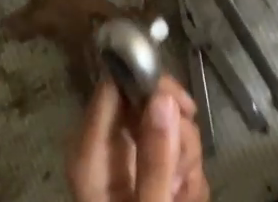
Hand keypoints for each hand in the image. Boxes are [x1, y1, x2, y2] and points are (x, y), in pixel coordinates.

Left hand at [66, 75, 207, 201]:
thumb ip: (155, 157)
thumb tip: (161, 96)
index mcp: (89, 153)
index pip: (113, 87)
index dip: (150, 86)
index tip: (184, 108)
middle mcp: (106, 148)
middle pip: (148, 104)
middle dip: (178, 138)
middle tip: (185, 175)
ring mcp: (128, 159)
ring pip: (169, 127)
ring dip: (187, 162)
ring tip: (184, 195)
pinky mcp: (147, 171)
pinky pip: (176, 153)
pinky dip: (188, 176)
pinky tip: (185, 198)